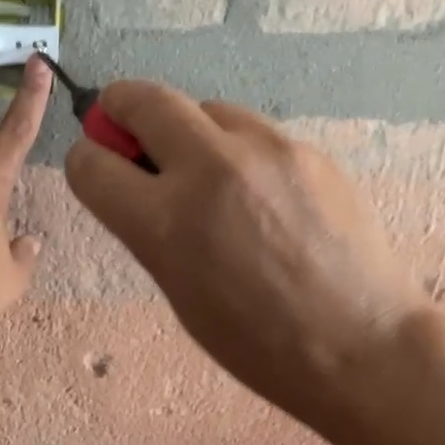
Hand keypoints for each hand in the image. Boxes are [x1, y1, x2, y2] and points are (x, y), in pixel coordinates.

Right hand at [62, 81, 432, 414]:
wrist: (358, 344)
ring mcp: (265, 150)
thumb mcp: (180, 294)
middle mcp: (209, 169)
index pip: (91, 163)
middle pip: (142, 99)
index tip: (97, 169)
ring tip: (205, 174)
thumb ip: (151, 230)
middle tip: (126, 131)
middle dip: (122, 109)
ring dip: (187, 129)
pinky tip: (258, 194)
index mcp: (164, 222)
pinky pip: (253, 131)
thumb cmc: (257, 344)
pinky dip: (237, 150)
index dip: (86, 164)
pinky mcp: (307, 148)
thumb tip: (139, 186)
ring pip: (204, 108)